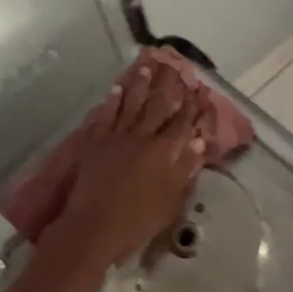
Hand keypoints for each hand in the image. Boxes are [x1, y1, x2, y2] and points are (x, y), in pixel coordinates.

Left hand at [40, 62, 210, 269]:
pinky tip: (117, 88)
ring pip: (131, 104)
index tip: (197, 89)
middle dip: (167, 85)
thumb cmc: (137, 221)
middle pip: (157, 105)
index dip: (191, 106)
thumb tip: (198, 143)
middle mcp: (142, 137)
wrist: (93, 227)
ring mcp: (117, 136)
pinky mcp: (96, 141)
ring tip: (145, 67)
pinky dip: (113, 100)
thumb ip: (184, 169)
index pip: (182, 123)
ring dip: (140, 85)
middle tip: (172, 65)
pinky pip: (106, 114)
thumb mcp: (170, 201)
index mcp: (164, 152)